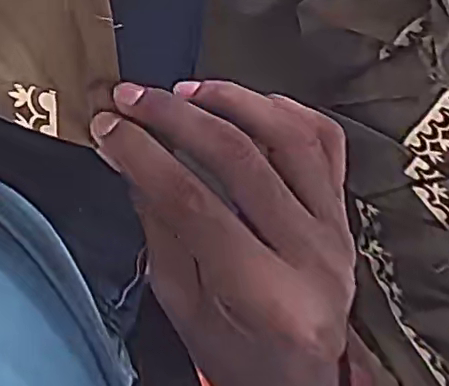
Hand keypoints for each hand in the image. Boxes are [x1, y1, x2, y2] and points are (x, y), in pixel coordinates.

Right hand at [93, 81, 354, 385]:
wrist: (301, 376)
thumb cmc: (236, 348)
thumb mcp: (181, 300)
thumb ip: (156, 221)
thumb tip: (124, 150)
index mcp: (270, 298)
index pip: (193, 202)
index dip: (140, 153)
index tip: (107, 124)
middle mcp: (314, 260)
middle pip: (237, 157)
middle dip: (170, 115)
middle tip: (129, 98)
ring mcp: (336, 230)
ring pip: (286, 135)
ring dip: (226, 99)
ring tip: (182, 90)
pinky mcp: (342, 209)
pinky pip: (324, 140)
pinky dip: (283, 108)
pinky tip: (244, 102)